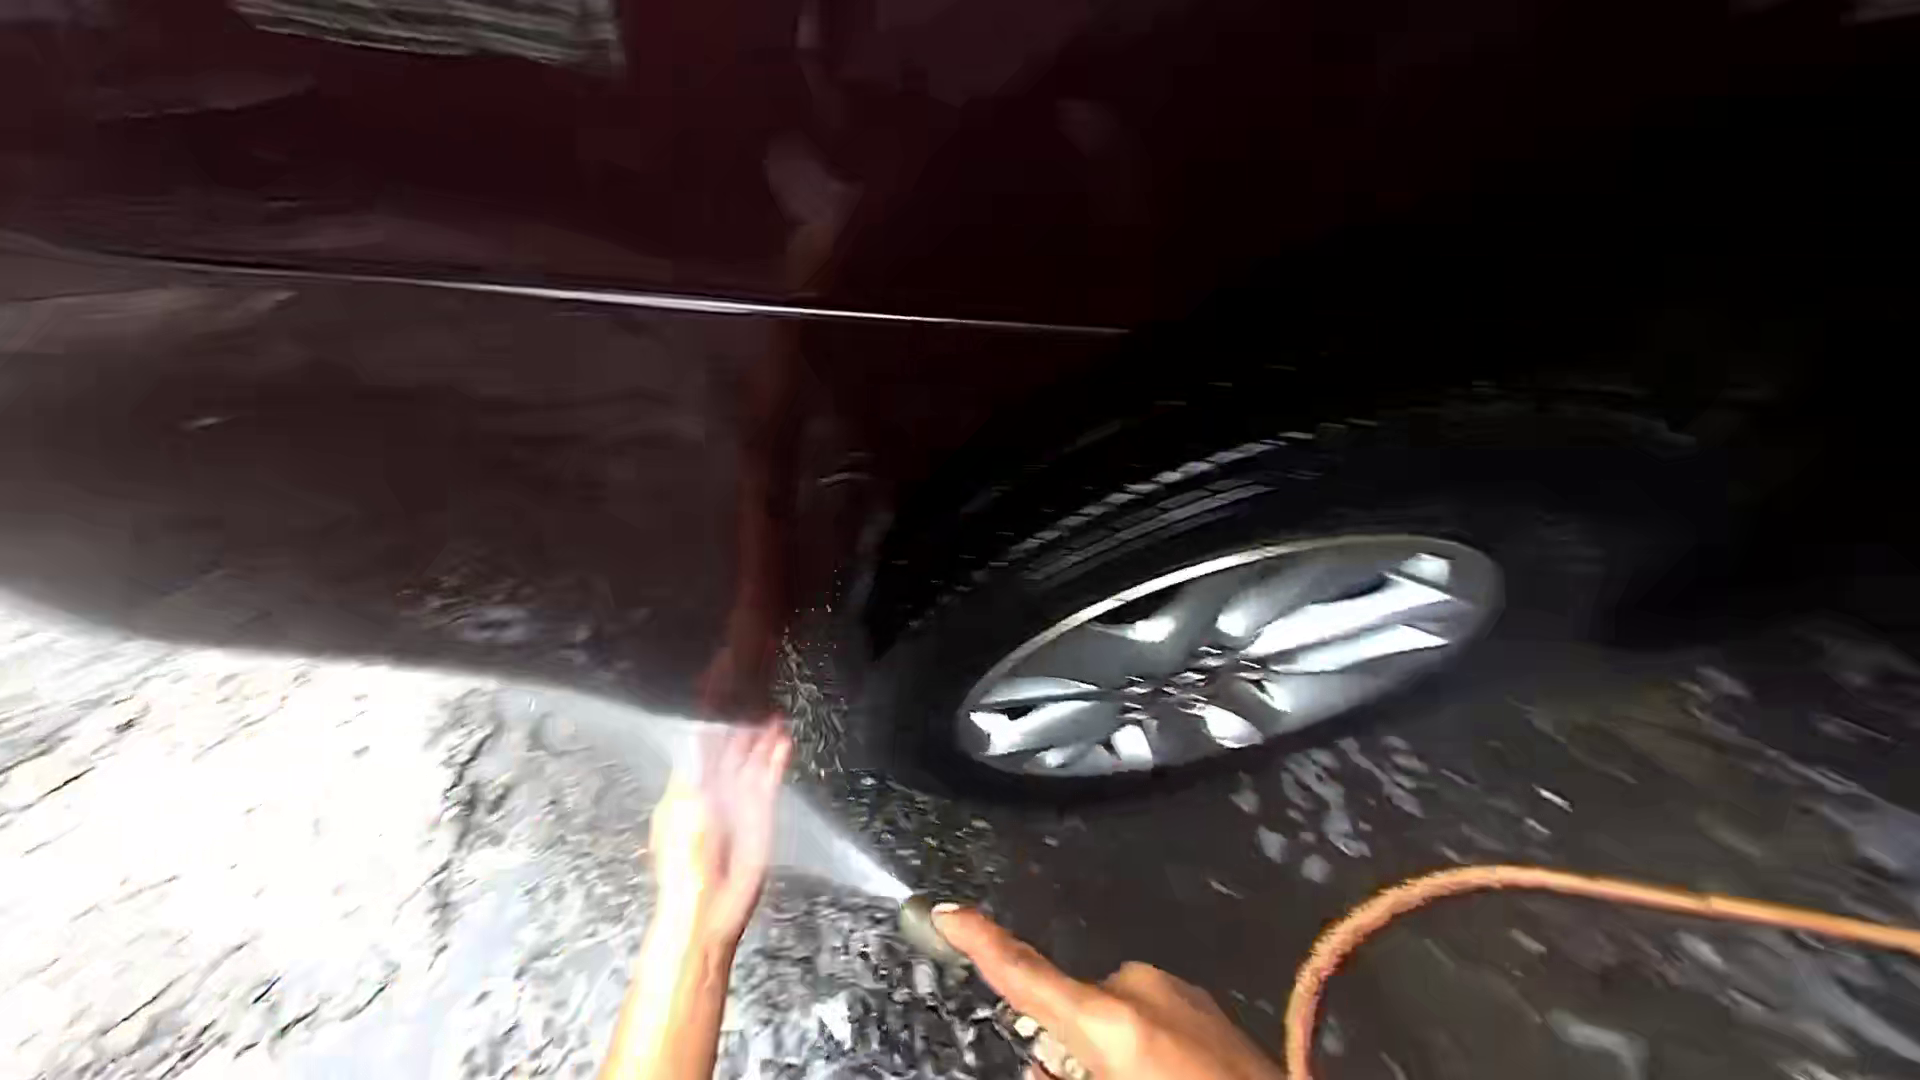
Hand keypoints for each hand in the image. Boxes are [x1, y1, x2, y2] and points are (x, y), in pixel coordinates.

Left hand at [646, 719, 790, 943]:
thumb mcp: (682, 809)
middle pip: (731, 753)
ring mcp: (739, 804)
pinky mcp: (762, 815)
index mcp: (685, 793)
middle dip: (742, 729)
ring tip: (774, 716)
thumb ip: (694, 770)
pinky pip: (770, 780)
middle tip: (754, 703)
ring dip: (763, 740)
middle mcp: (714, 794)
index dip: (712, 727)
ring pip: (753, 763)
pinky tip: (783, 741)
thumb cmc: (684, 865)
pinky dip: (777, 760)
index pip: (701, 751)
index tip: (722, 702)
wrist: (706, 911)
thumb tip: (698, 734)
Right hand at [932, 907, 1284, 1079]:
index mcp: (1113, 1024)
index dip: (982, 941)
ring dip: (1108, 1052)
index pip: (1027, 973)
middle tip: (1074, 1074)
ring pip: (1111, 1015)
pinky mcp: (1204, 1004)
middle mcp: (1139, 989)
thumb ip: (1064, 1078)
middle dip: (1068, 1045)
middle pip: (1073, 1005)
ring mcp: (1176, 992)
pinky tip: (1167, 1075)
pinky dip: (1140, 1047)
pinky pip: (1147, 1017)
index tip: (946, 911)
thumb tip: (1039, 1066)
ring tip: (1139, 1078)